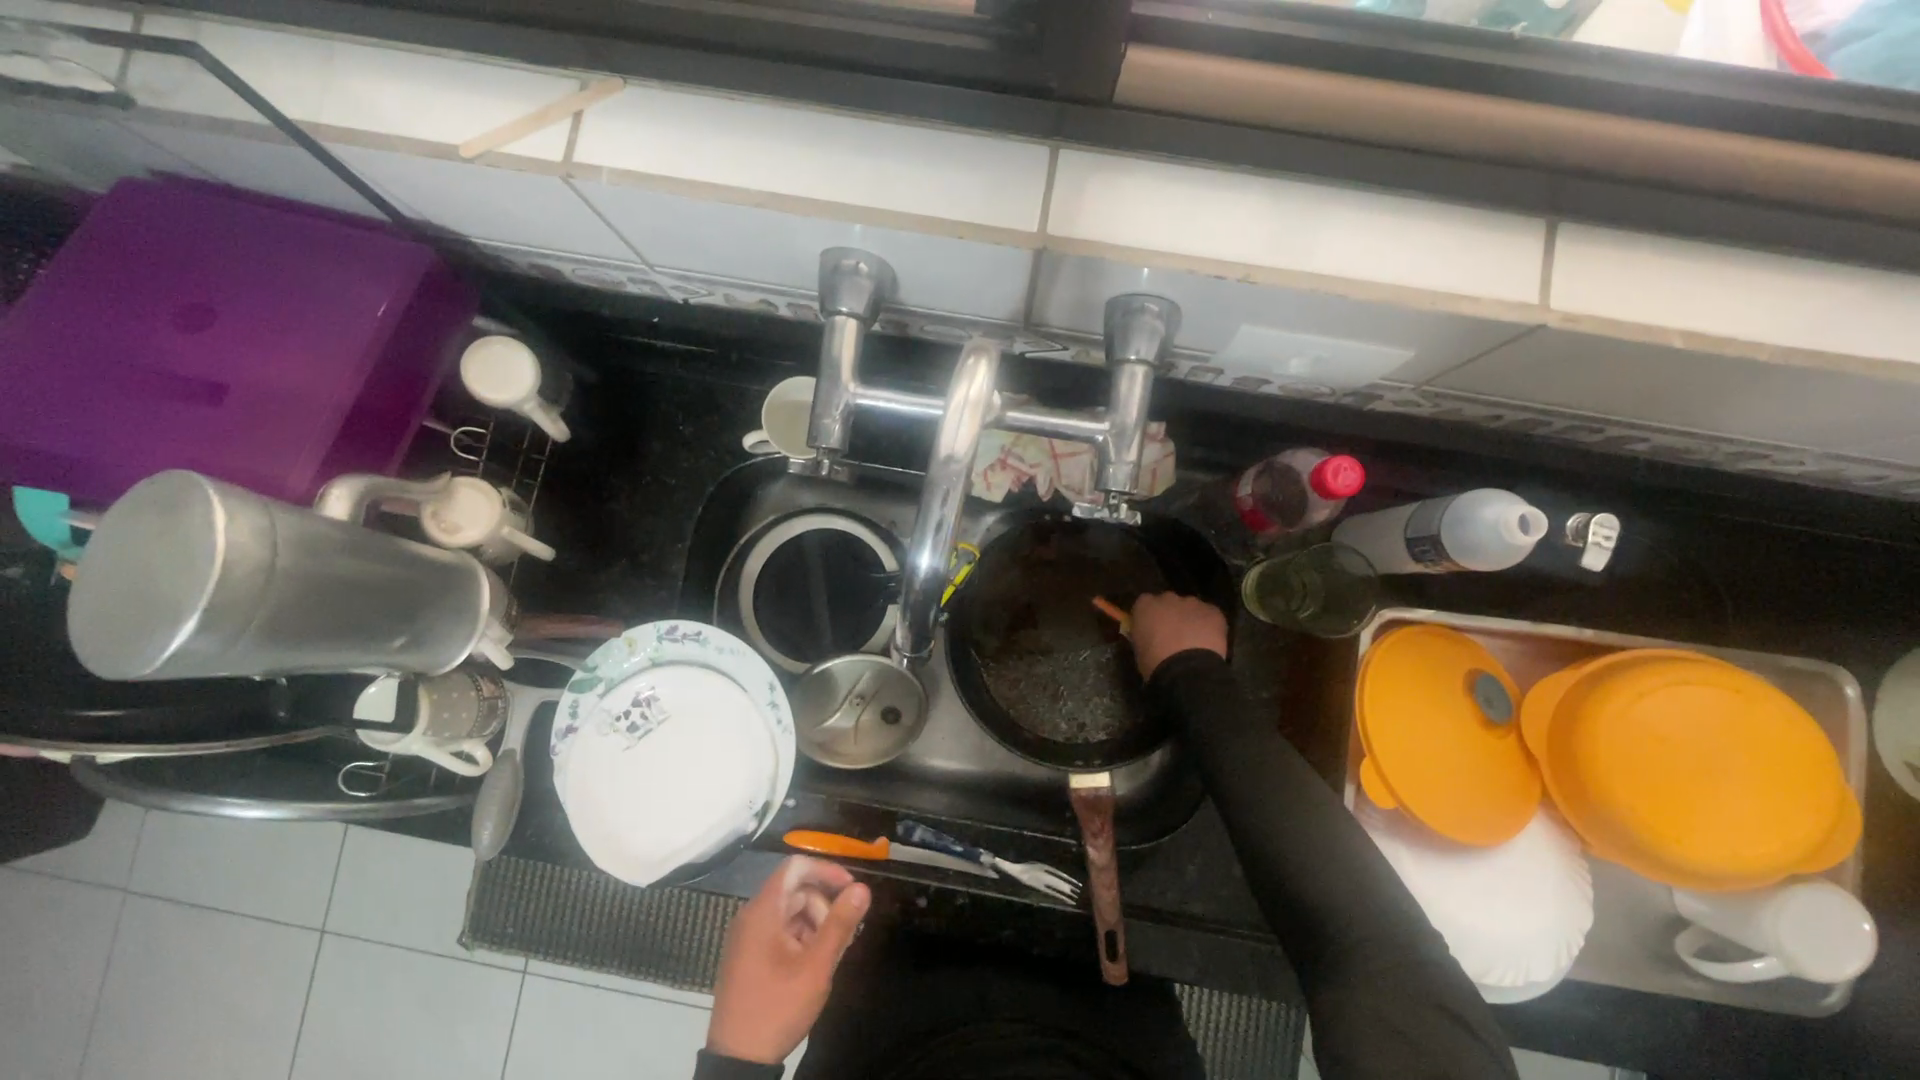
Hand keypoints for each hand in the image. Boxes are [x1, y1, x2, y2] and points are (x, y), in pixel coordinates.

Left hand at [707, 856, 870, 1064]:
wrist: (738, 1060)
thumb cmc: (778, 1007)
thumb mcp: (816, 967)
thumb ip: (839, 924)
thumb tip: (862, 888)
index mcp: (762, 912)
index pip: (795, 867)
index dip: (826, 870)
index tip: (852, 890)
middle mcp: (751, 917)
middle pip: (795, 890)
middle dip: (825, 906)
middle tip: (845, 936)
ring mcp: (748, 938)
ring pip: (790, 912)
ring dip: (816, 925)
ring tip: (831, 956)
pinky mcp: (749, 956)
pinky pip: (780, 932)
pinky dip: (802, 939)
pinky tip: (815, 965)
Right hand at [1129, 592, 1227, 679]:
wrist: (1186, 669)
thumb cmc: (1154, 663)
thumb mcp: (1139, 649)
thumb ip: (1144, 635)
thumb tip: (1151, 636)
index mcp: (1145, 605)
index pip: (1145, 603)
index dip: (1150, 616)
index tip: (1152, 629)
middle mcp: (1168, 598)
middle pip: (1169, 602)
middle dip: (1171, 614)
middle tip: (1173, 635)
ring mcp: (1193, 602)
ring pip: (1191, 607)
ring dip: (1191, 619)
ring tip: (1194, 641)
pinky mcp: (1213, 611)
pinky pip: (1210, 615)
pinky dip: (1209, 626)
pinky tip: (1209, 642)